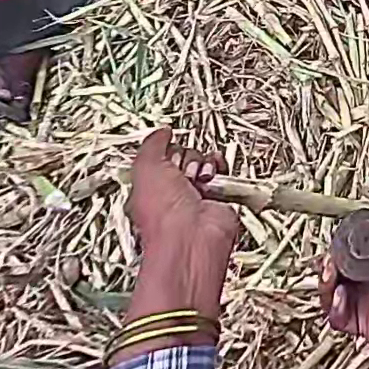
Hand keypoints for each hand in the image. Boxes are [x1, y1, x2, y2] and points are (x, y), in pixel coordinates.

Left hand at [127, 127, 238, 249]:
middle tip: (184, 172)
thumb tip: (163, 132)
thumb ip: (152, 145)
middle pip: (186, 156)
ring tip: (199, 177)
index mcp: (152, 187)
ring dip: (204, 163)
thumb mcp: (145, 168)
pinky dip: (220, 168)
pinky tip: (213, 176)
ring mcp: (197, 195)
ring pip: (205, 162)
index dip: (168, 153)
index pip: (164, 155)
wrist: (191, 236)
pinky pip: (223, 172)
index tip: (168, 158)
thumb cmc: (162, 212)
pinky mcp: (219, 198)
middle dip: (187, 158)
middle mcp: (174, 192)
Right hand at [320, 216, 368, 343]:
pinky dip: (334, 307)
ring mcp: (362, 299)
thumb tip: (339, 237)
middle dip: (324, 268)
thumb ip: (357, 229)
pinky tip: (341, 295)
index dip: (331, 251)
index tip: (331, 249)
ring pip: (329, 295)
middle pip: (330, 273)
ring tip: (331, 277)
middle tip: (328, 264)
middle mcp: (365, 276)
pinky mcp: (362, 322)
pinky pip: (337, 317)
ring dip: (325, 286)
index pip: (338, 252)